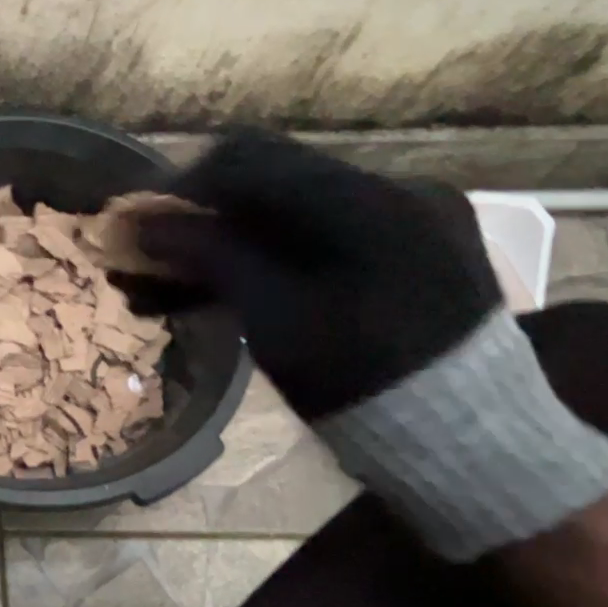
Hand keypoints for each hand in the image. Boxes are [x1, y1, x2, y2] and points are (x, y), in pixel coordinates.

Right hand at [110, 127, 607, 560]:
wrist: (470, 447)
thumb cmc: (366, 383)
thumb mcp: (273, 317)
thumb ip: (206, 256)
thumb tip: (138, 223)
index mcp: (366, 200)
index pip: (249, 159)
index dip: (181, 187)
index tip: (137, 225)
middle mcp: (389, 194)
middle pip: (263, 186)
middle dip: (194, 222)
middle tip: (144, 259)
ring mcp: (398, 227)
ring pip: (281, 220)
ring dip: (217, 248)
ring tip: (158, 290)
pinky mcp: (398, 260)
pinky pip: (309, 246)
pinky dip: (257, 265)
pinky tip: (209, 296)